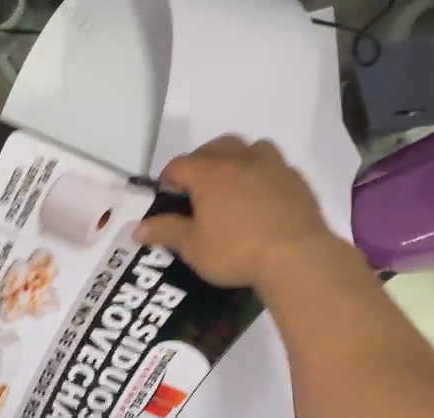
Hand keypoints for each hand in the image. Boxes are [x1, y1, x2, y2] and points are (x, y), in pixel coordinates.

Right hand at [134, 137, 343, 289]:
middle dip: (200, 160)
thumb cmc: (234, 251)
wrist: (295, 255)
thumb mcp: (192, 247)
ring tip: (229, 183)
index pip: (180, 164)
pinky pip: (272, 165)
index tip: (164, 195)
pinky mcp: (295, 178)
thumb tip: (138, 228)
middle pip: (216, 146)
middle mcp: (241, 160)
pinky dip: (258, 173)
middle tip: (194, 185)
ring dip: (234, 158)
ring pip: (249, 147)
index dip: (167, 178)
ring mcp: (273, 166)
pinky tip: (256, 196)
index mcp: (211, 175)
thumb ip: (165, 232)